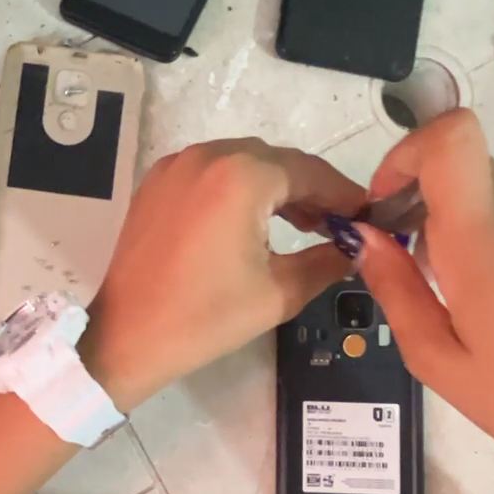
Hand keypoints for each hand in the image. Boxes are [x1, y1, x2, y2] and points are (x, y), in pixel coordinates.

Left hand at [83, 138, 367, 410]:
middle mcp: (205, 156)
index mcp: (240, 175)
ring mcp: (174, 168)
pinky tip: (248, 222)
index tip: (367, 217)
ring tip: (299, 226)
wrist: (126, 337)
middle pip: (275, 161)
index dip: (343, 194)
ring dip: (273, 188)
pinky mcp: (154, 185)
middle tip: (334, 226)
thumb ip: (327, 261)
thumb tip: (357, 248)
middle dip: (309, 190)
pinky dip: (235, 189)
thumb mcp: (278, 293)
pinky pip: (208, 174)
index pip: (310, 172)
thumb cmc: (203, 318)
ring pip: (241, 163)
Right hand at [354, 110, 493, 493]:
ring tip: (450, 297)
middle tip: (402, 262)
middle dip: (415, 198)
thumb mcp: (438, 360)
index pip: (451, 135)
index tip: (384, 207)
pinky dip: (488, 239)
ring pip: (489, 192)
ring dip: (451, 224)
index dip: (404, 153)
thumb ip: (394, 289)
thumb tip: (364, 237)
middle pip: (461, 163)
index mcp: (487, 240)